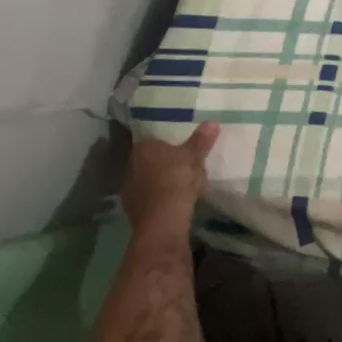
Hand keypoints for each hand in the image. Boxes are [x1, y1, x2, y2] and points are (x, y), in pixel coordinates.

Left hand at [121, 122, 219, 240]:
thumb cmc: (177, 179)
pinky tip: (169, 203)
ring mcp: (128, 187)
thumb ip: (201, 140)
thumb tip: (212, 122)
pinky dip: (156, 198)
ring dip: (157, 181)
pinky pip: (146, 197)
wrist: (163, 218)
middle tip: (180, 167)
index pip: (153, 140)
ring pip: (145, 179)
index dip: (167, 145)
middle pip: (148, 160)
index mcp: (143, 147)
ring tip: (177, 186)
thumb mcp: (194, 157)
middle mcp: (130, 164)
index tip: (180, 150)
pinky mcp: (130, 208)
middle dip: (161, 163)